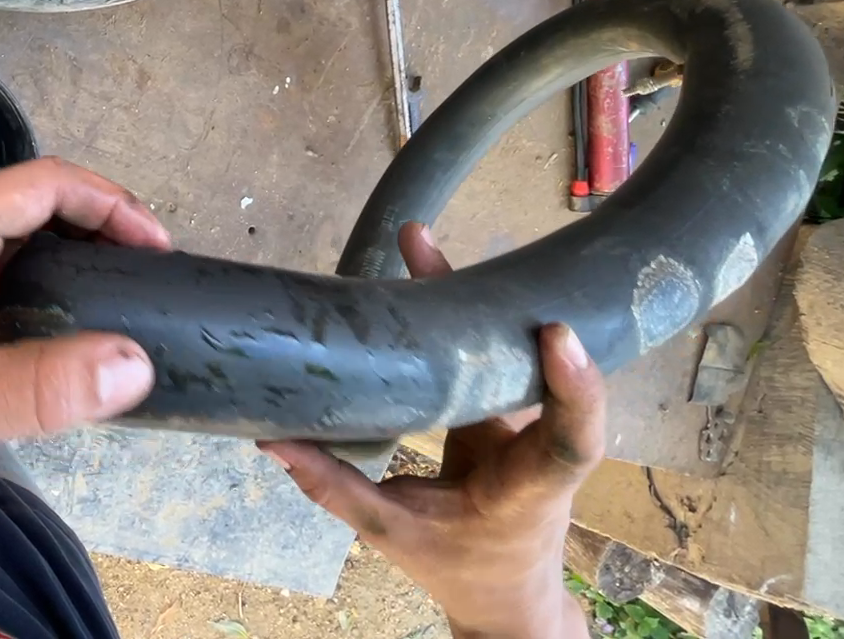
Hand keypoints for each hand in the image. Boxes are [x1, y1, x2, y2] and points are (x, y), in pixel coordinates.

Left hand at [0, 157, 166, 495]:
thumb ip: (38, 386)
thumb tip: (132, 362)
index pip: (44, 184)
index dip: (110, 204)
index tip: (157, 248)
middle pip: (29, 201)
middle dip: (95, 225)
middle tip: (144, 274)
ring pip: (6, 233)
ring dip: (63, 251)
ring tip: (109, 292)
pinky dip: (28, 277)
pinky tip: (46, 316)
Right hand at [260, 223, 604, 638]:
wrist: (511, 599)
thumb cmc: (461, 570)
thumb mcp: (393, 536)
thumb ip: (335, 490)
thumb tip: (270, 441)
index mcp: (523, 489)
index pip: (568, 441)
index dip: (572, 388)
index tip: (555, 332)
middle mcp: (531, 445)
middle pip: (533, 370)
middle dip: (483, 303)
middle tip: (422, 246)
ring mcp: (517, 424)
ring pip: (505, 353)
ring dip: (463, 297)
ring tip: (415, 245)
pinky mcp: (498, 412)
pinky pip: (483, 358)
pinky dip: (454, 318)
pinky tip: (423, 283)